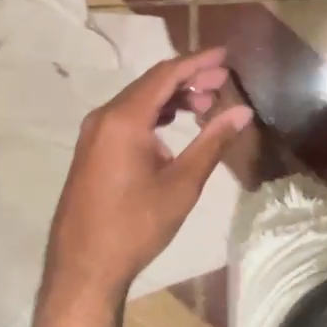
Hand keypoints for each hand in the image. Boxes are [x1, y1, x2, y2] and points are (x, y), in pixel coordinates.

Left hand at [40, 47, 253, 313]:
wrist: (83, 271)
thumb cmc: (136, 225)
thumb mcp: (183, 183)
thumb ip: (213, 140)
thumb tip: (243, 110)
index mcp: (124, 120)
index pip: (166, 75)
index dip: (198, 61)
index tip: (225, 55)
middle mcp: (104, 118)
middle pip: (151, 83)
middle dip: (189, 78)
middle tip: (223, 81)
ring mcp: (94, 134)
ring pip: (139, 99)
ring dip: (173, 96)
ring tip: (207, 103)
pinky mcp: (92, 150)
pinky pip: (127, 116)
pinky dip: (156, 112)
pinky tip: (176, 123)